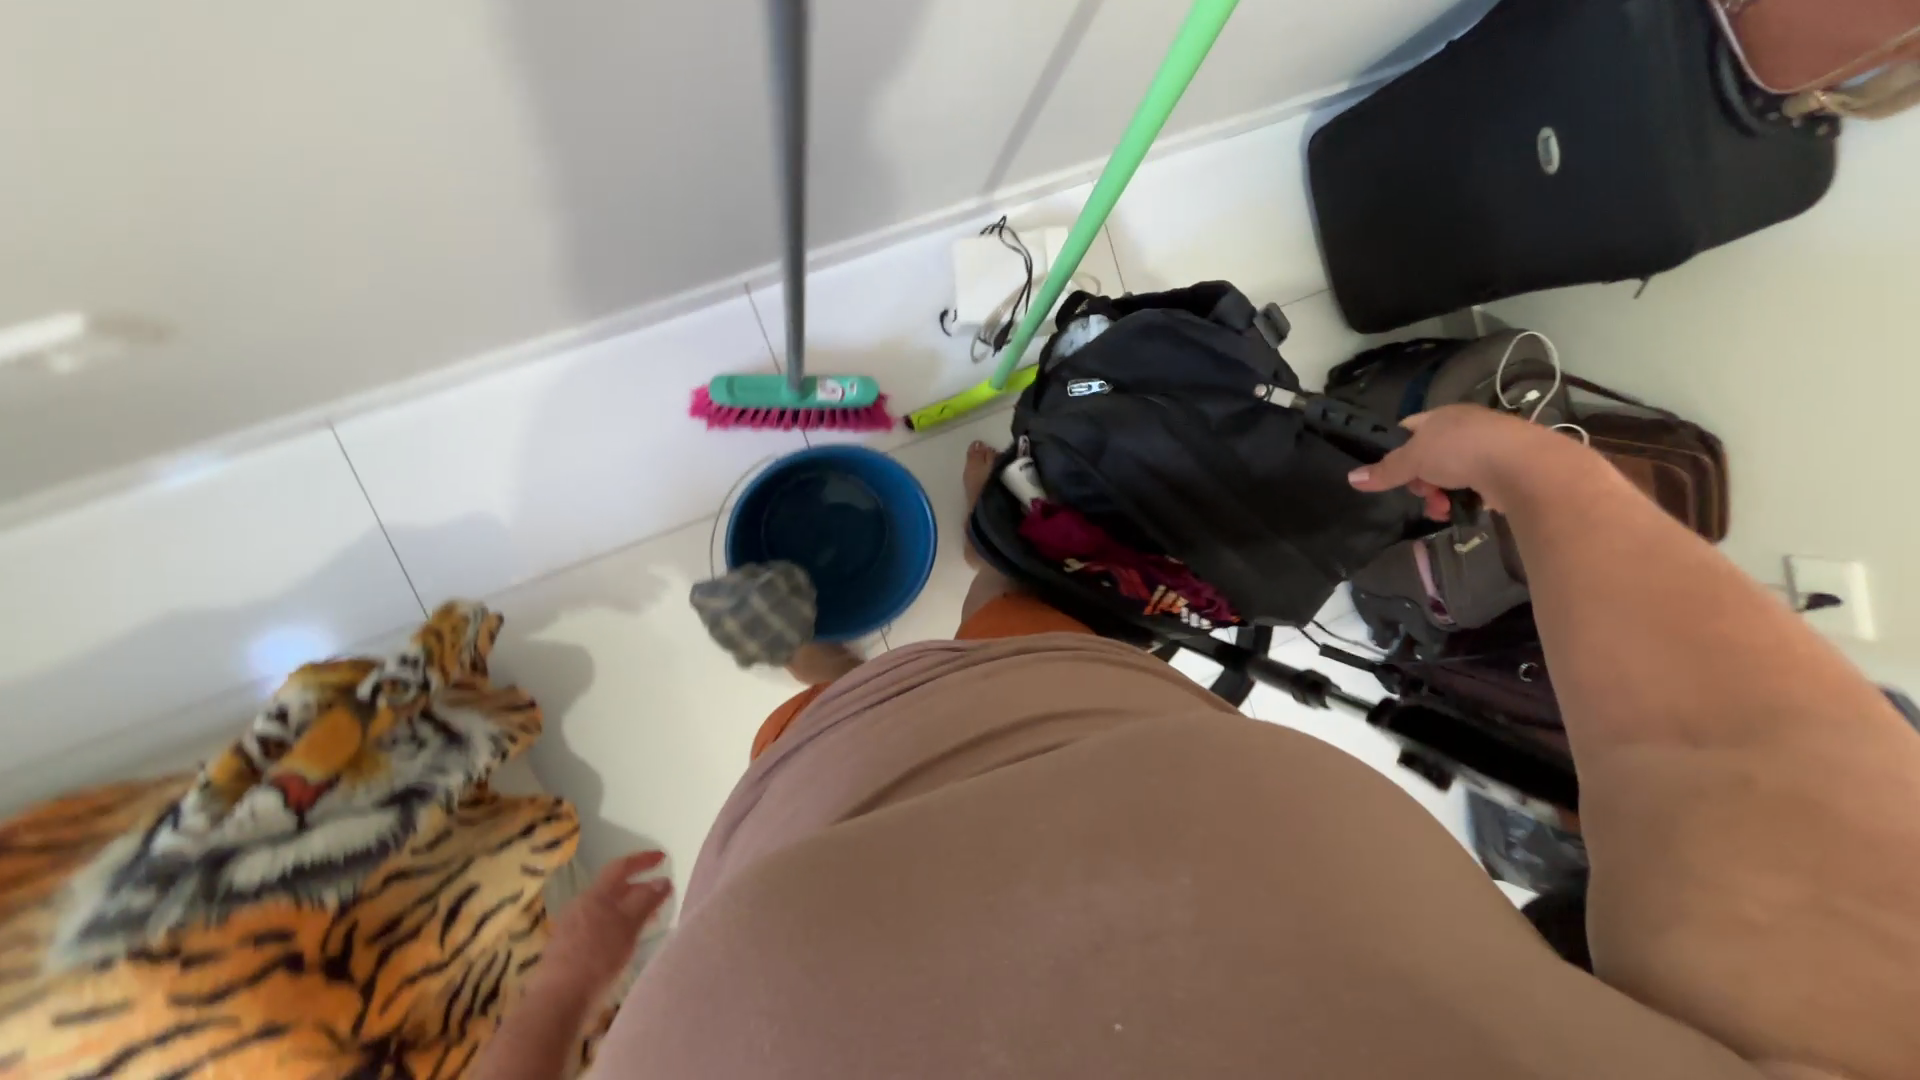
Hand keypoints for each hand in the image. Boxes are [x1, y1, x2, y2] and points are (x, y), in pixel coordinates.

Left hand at [534, 850, 672, 1002]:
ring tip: (646, 920)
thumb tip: (663, 880)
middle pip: (612, 888)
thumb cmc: (598, 957)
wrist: (558, 999)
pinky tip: (623, 943)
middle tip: (658, 894)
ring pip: (605, 909)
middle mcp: (581, 905)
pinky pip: (597, 926)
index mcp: (596, 895)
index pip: (620, 867)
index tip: (662, 858)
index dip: (642, 859)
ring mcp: (571, 927)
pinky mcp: (566, 948)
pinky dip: (615, 926)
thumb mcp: (629, 926)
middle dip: (637, 887)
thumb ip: (647, 901)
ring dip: (627, 909)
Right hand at [1346, 404, 1574, 518]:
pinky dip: (1461, 500)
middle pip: (1428, 456)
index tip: (1392, 472)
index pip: (1408, 429)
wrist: (1524, 466)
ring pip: (1449, 475)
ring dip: (1438, 495)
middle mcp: (1465, 427)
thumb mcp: (1413, 459)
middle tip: (1420, 492)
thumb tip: (1351, 478)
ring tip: (1440, 508)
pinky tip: (1459, 510)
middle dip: (1419, 480)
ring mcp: (1487, 448)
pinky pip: (1473, 487)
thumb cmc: (1462, 450)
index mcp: (1442, 416)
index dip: (1396, 450)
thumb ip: (1384, 471)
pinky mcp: (1505, 470)